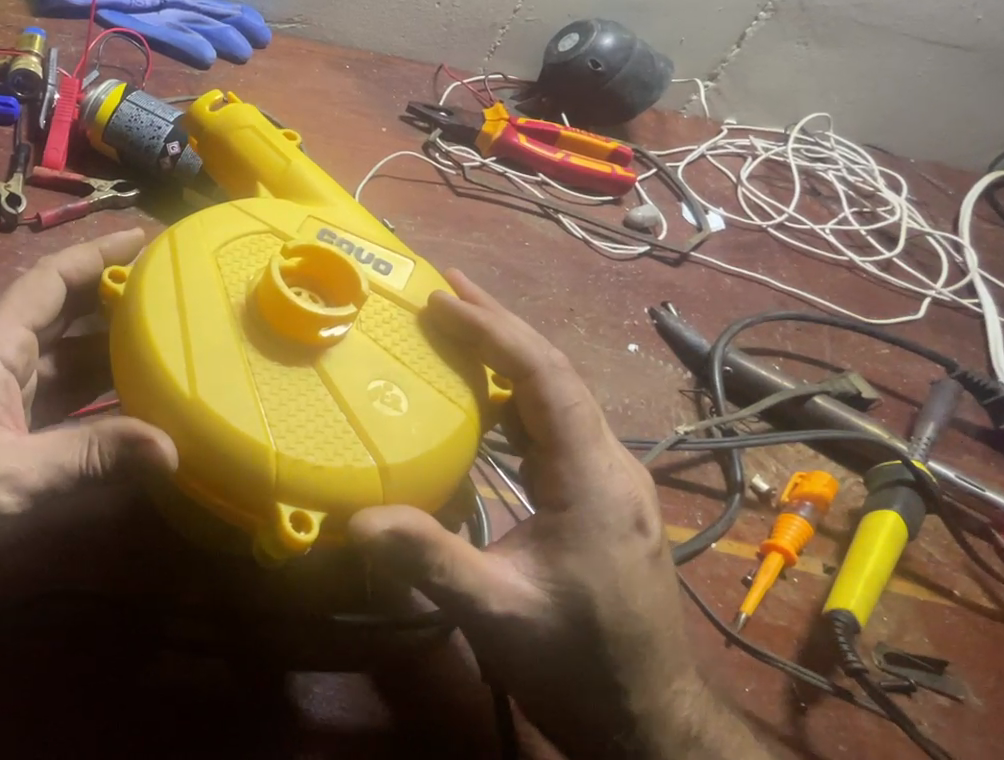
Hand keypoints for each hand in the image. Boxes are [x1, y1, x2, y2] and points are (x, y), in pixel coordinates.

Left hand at [0, 229, 177, 574]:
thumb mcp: (12, 480)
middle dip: (111, 300)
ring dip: (104, 351)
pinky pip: (48, 398)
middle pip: (58, 314)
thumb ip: (91, 459)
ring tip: (166, 343)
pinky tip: (125, 405)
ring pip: (56, 358)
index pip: (49, 280)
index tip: (145, 239)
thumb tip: (172, 449)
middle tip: (174, 295)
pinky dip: (86, 396)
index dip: (96, 254)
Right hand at [350, 271, 742, 758]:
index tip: (440, 300)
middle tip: (442, 286)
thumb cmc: (578, 662)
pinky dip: (508, 393)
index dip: (493, 333)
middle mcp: (609, 465)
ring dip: (504, 354)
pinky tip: (476, 396)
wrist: (647, 719)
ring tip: (453, 323)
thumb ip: (430, 559)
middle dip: (498, 324)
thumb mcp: (498, 612)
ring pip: (554, 395)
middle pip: (554, 373)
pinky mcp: (596, 496)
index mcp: (594, 479)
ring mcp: (607, 480)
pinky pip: (549, 425)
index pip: (546, 380)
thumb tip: (356, 518)